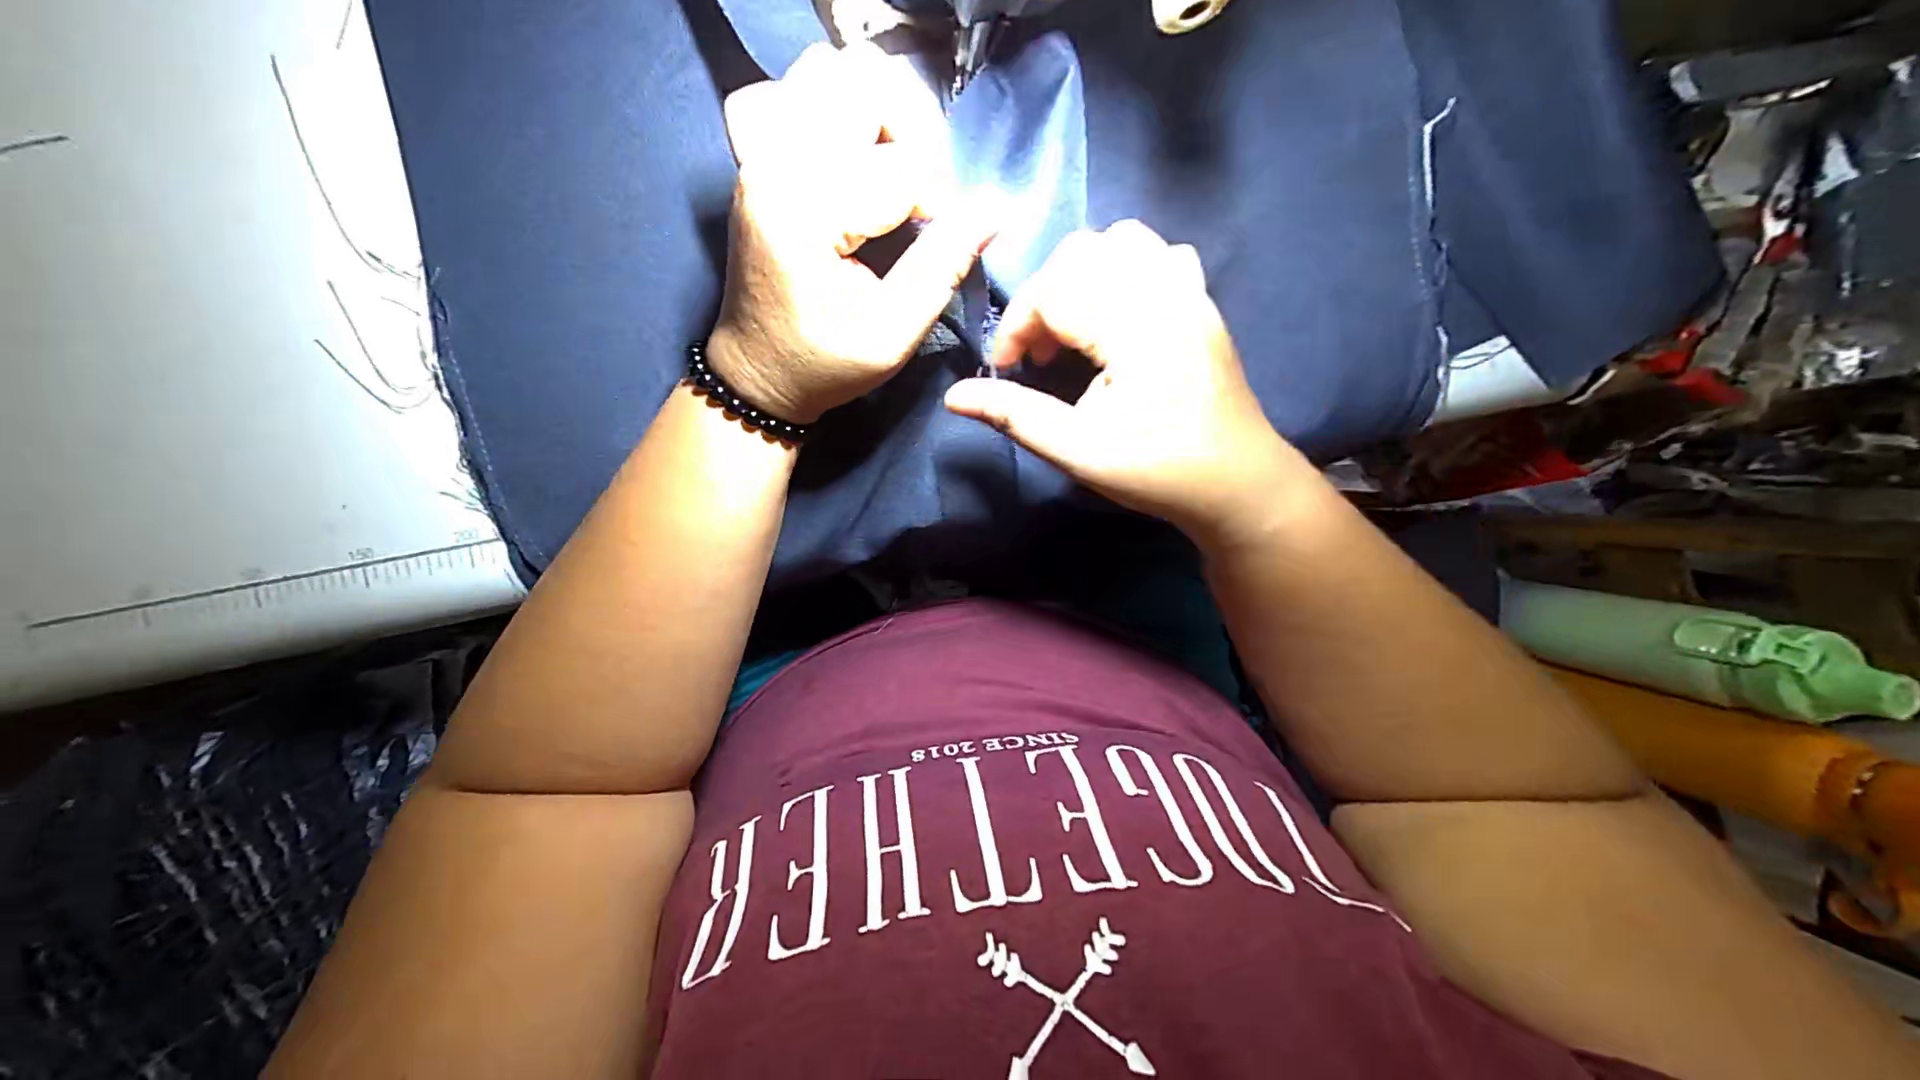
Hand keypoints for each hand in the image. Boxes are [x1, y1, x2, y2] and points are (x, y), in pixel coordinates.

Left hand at [706, 42, 996, 423]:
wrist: (758, 372)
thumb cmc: (823, 363)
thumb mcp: (893, 334)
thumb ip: (943, 268)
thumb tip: (993, 213)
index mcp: (805, 213)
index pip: (899, 164)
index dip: (938, 199)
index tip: (939, 238)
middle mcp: (774, 166)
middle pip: (861, 87)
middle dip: (912, 135)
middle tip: (922, 191)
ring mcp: (756, 155)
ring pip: (825, 76)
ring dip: (874, 112)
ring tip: (890, 168)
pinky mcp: (753, 158)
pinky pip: (789, 93)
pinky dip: (827, 109)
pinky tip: (846, 155)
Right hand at [944, 221, 1320, 545]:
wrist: (1236, 483)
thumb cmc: (1156, 470)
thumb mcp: (1078, 451)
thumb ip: (1015, 416)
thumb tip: (955, 398)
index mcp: (1133, 327)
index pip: (1053, 291)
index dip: (1016, 326)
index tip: (1005, 369)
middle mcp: (1164, 294)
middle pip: (1082, 253)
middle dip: (1044, 297)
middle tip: (1039, 353)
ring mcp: (1190, 292)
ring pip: (1123, 241)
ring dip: (1082, 276)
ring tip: (1074, 328)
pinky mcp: (1202, 302)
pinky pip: (1159, 255)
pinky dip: (1125, 270)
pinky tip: (1118, 314)